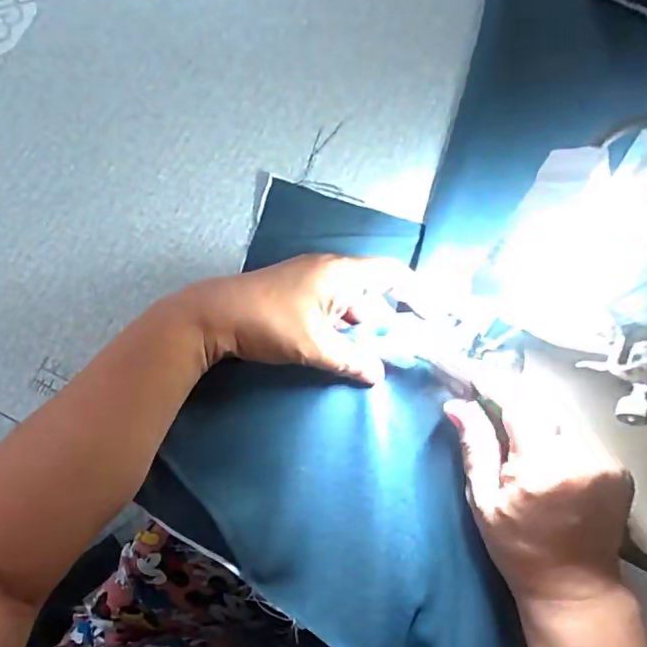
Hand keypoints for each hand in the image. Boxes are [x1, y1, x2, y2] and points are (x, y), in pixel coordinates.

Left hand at [168, 255, 419, 384]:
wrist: (211, 316)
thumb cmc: (266, 323)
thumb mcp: (312, 345)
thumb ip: (349, 360)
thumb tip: (376, 374)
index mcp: (340, 272)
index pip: (392, 275)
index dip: (418, 294)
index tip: (435, 316)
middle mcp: (327, 271)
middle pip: (370, 293)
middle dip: (386, 321)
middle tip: (402, 350)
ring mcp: (306, 283)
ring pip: (345, 305)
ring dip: (359, 329)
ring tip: (372, 358)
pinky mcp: (290, 297)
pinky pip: (326, 311)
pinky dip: (338, 329)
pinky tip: (339, 352)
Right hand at [444, 377, 633, 607]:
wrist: (574, 585)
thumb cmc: (517, 548)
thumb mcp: (484, 501)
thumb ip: (476, 448)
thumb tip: (458, 404)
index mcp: (545, 467)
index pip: (518, 402)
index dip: (487, 379)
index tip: (460, 366)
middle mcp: (584, 456)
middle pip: (543, 401)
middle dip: (507, 389)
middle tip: (473, 384)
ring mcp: (607, 461)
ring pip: (561, 414)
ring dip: (529, 407)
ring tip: (497, 409)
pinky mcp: (617, 467)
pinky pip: (577, 433)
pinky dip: (550, 427)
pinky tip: (531, 438)